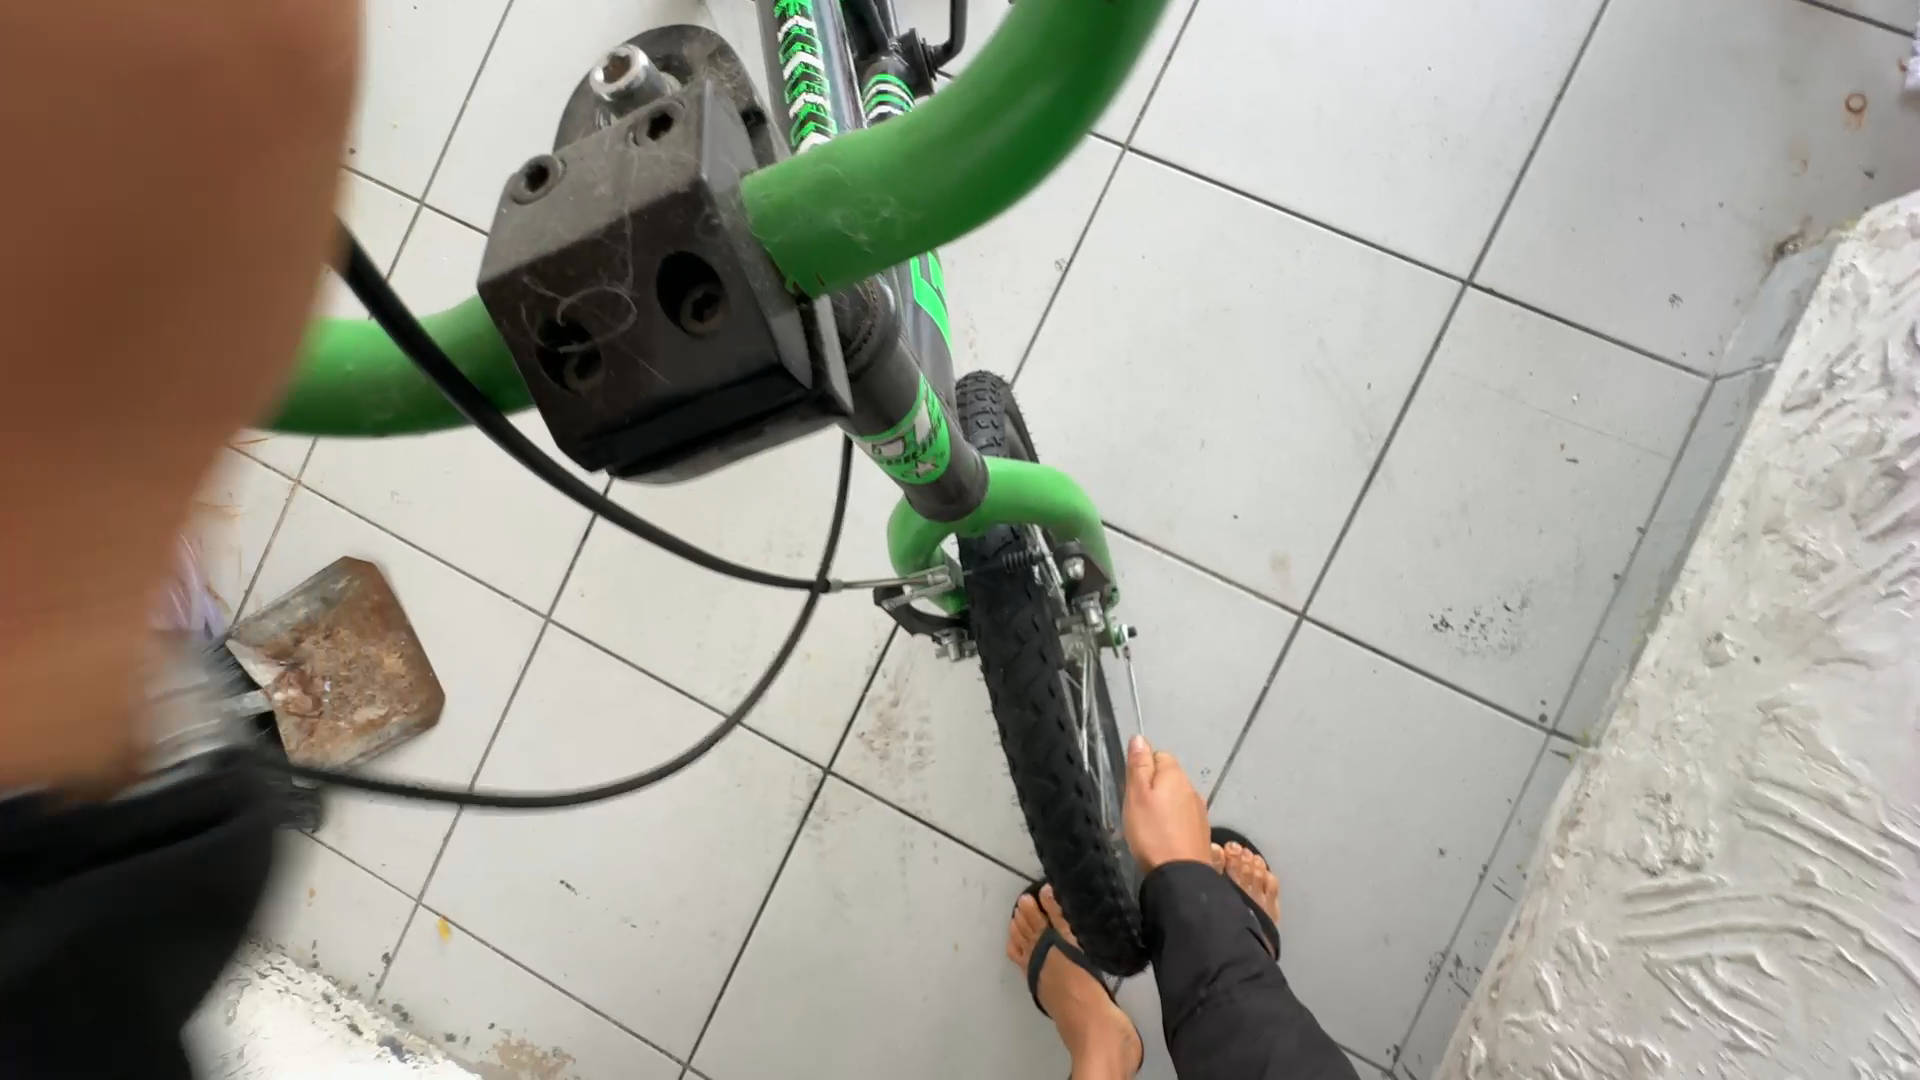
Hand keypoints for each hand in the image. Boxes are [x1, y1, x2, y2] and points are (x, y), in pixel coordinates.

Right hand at [1122, 735, 1211, 872]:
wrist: (1181, 876)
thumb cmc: (1152, 831)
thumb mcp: (1137, 795)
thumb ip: (1139, 765)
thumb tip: (1139, 737)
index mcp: (1175, 775)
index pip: (1159, 754)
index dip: (1143, 767)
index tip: (1132, 788)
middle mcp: (1191, 788)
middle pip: (1168, 776)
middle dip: (1153, 786)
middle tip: (1137, 808)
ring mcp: (1199, 811)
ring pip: (1176, 797)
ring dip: (1163, 804)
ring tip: (1148, 825)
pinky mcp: (1201, 831)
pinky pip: (1183, 816)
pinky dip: (1173, 821)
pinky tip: (1164, 836)